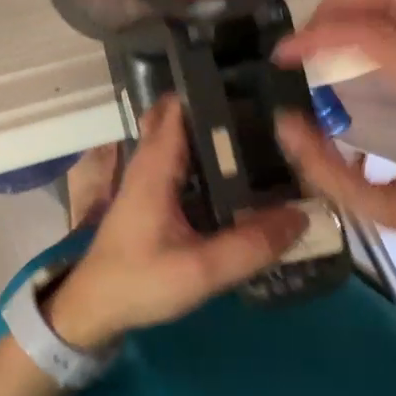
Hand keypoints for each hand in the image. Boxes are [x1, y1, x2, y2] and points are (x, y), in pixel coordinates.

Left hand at [44, 99, 307, 349]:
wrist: (94, 309)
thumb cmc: (139, 283)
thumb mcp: (200, 271)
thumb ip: (251, 246)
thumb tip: (301, 216)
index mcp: (155, 168)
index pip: (178, 108)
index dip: (210, 90)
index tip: (252, 86)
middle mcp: (148, 163)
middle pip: (181, 119)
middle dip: (218, 111)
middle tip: (267, 116)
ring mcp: (147, 180)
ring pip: (181, 141)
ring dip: (213, 136)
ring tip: (265, 140)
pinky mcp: (151, 198)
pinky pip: (181, 164)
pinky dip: (206, 160)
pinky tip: (239, 177)